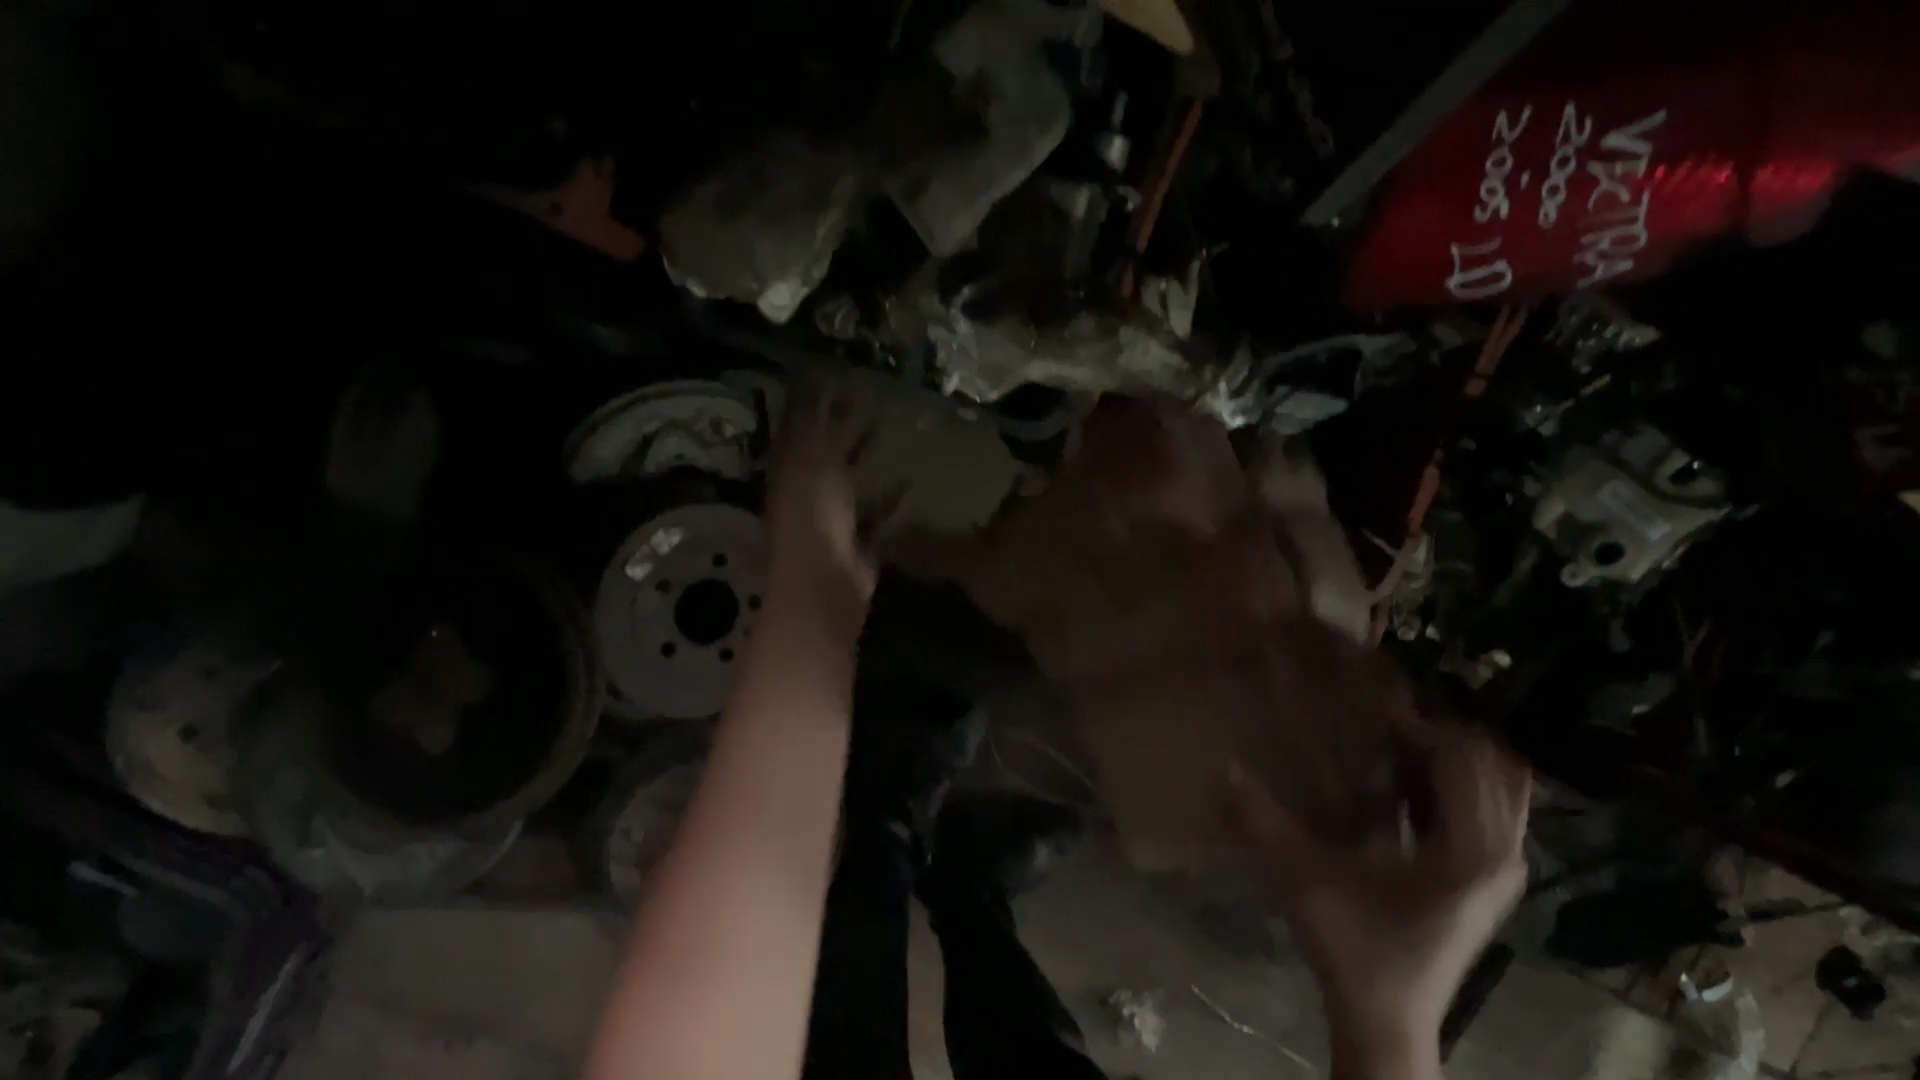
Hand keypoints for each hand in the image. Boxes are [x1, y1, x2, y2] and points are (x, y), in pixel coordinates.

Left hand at [763, 373, 877, 635]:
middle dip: (840, 427)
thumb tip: (817, 389)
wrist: (825, 591)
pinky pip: (875, 517)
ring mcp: (832, 523)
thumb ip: (815, 432)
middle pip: (823, 454)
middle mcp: (806, 497)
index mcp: (788, 476)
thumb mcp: (811, 469)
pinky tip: (911, 483)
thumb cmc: (812, 526)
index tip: (830, 374)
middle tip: (866, 394)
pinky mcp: (858, 547)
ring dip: (864, 460)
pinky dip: (890, 501)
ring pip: (848, 482)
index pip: (798, 431)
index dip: (810, 404)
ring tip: (889, 429)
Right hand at [1230, 718, 1530, 1073]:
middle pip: (1495, 765)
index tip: (1370, 714)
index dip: (1418, 727)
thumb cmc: (1352, 951)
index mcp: (1469, 852)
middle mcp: (1503, 856)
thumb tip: (1224, 766)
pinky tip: (1408, 786)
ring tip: (1399, 747)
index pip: (1462, 759)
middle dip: (1442, 736)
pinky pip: (1494, 811)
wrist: (1387, 1022)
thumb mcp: (1303, 880)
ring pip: (1502, 787)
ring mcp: (1505, 871)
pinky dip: (1459, 786)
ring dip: (1455, 760)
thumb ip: (1264, 821)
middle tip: (1386, 725)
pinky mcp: (1492, 881)